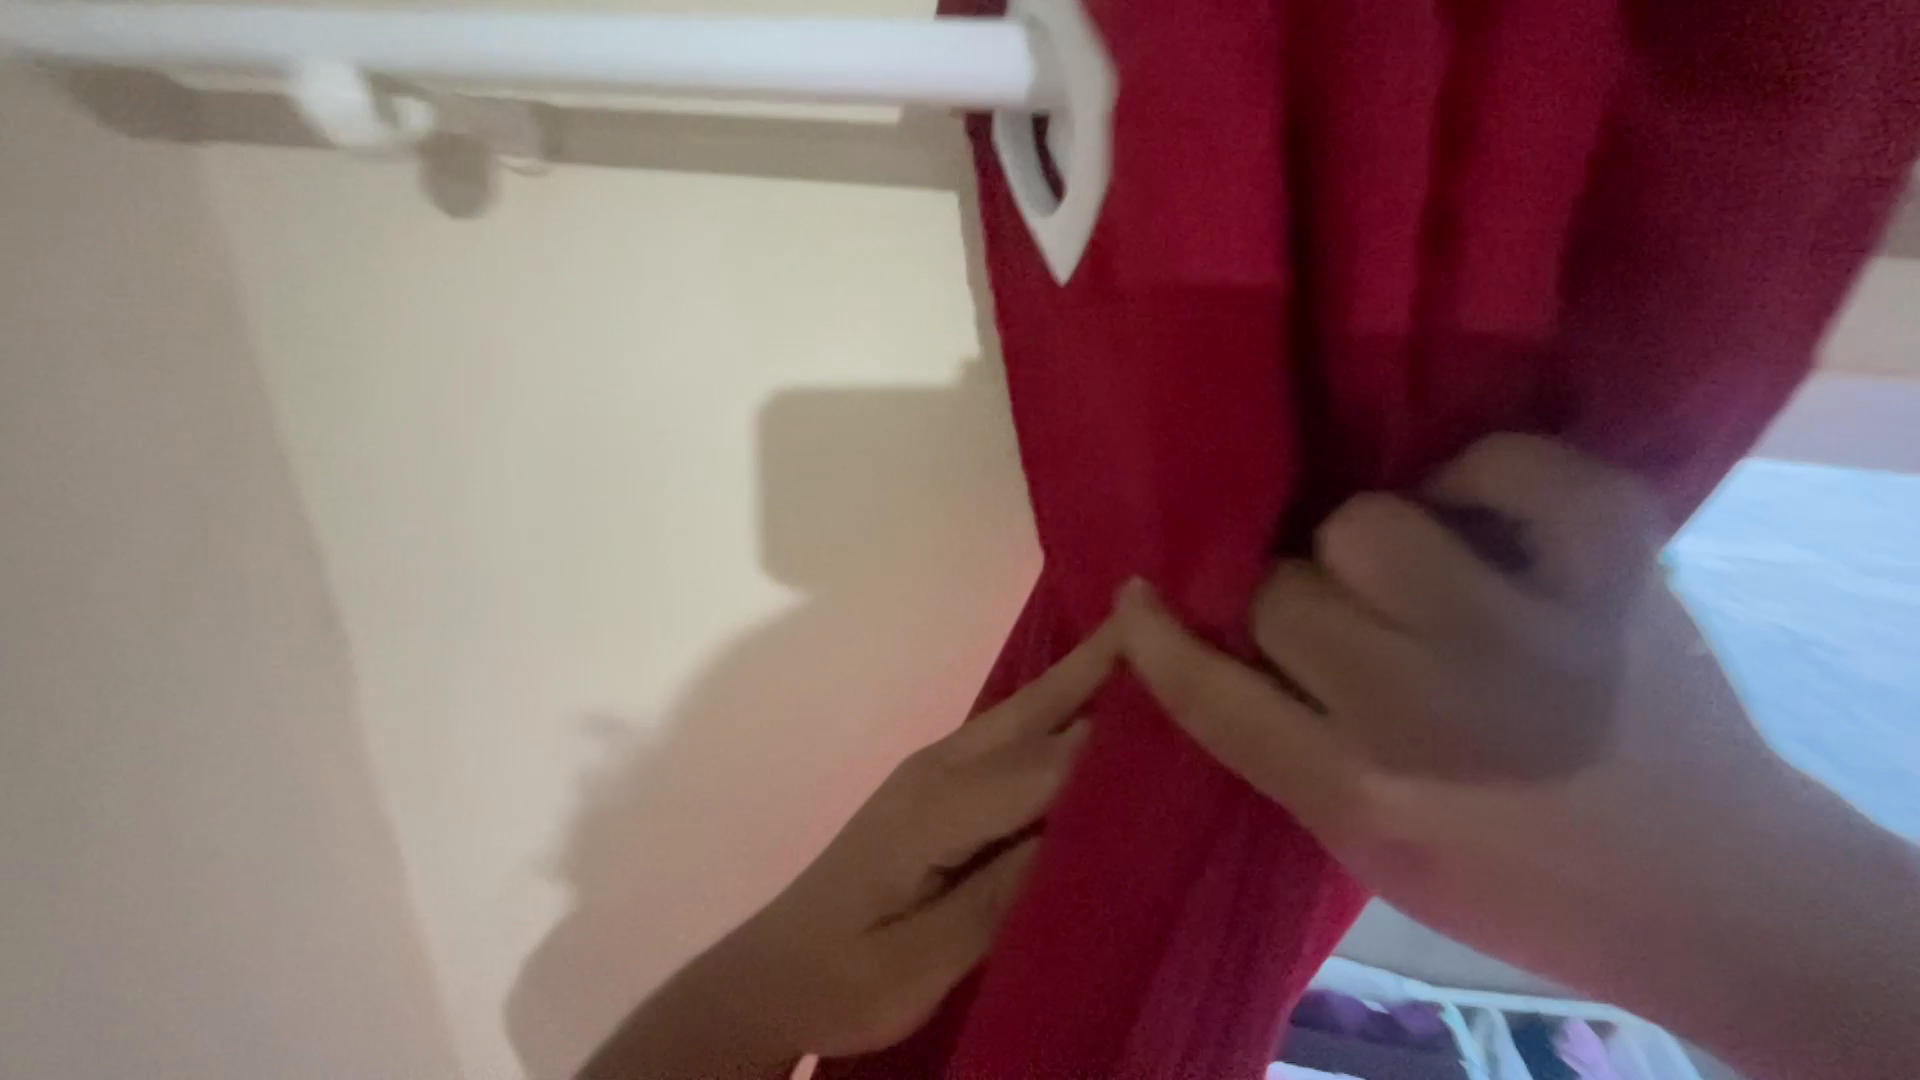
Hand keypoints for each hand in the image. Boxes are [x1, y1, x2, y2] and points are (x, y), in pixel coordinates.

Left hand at [583, 624, 1118, 1077]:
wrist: (775, 973)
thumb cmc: (848, 975)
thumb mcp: (925, 958)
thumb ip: (1001, 891)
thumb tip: (1078, 828)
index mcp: (940, 805)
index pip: (1046, 763)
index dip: (1112, 735)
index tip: (1183, 694)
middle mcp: (940, 767)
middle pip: (1034, 707)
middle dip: (1096, 664)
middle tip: (1157, 615)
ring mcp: (933, 771)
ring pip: (1021, 713)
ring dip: (1078, 681)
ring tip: (1140, 652)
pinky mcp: (934, 787)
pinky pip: (1008, 738)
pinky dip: (1053, 716)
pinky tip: (1084, 719)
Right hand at [1114, 434, 1919, 1078]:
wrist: (1718, 891)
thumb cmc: (1510, 877)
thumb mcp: (1362, 843)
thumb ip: (1272, 742)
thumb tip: (1197, 637)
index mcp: (1363, 792)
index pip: (1211, 694)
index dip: (1157, 637)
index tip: (1136, 596)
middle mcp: (1432, 711)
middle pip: (1280, 594)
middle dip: (1284, 603)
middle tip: (1329, 623)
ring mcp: (1530, 631)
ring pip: (1365, 525)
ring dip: (1363, 548)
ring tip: (1404, 577)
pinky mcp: (1619, 569)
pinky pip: (1510, 467)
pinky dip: (1485, 481)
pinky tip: (1484, 525)